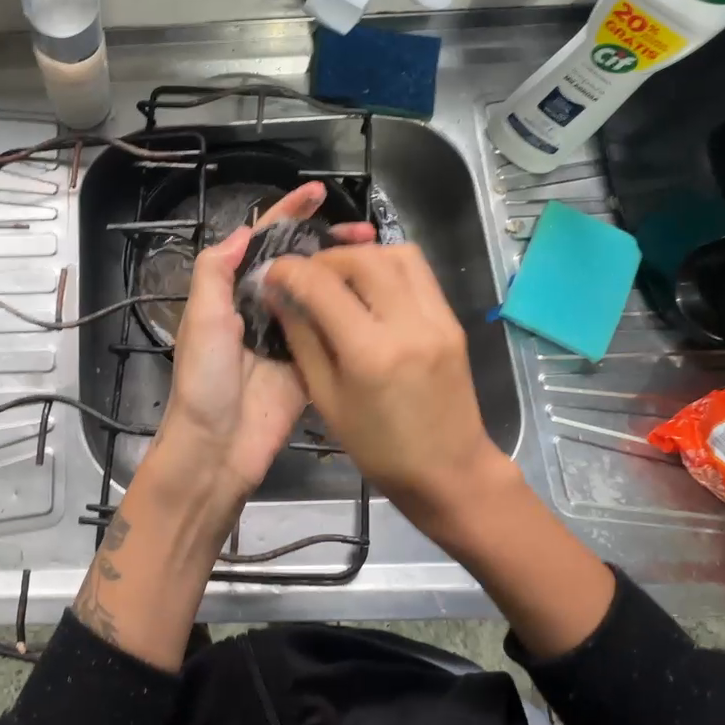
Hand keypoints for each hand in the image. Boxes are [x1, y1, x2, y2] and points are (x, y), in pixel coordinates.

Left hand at [147, 182, 375, 502]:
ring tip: (376, 255)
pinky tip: (374, 296)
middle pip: (296, 263)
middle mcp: (259, 309)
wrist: (217, 449)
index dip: (288, 214)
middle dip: (326, 241)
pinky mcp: (308, 365)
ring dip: (343, 272)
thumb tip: (246, 230)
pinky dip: (349, 312)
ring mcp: (286, 337)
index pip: (261, 241)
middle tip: (365, 233)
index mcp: (230, 293)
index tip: (319, 191)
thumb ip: (216, 271)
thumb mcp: (202, 319)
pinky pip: (330, 331)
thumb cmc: (203, 380)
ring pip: (318, 293)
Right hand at [262, 243, 516, 526]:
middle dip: (325, 258)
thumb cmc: (378, 446)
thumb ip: (301, 338)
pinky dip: (388, 266)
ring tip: (338, 276)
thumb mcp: (325, 397)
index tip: (273, 272)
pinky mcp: (452, 320)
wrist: (449, 470)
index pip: (323, 286)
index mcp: (370, 353)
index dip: (290, 271)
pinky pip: (419, 272)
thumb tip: (278, 294)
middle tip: (305, 274)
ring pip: (395, 254)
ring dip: (360, 256)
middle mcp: (407, 325)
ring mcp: (437, 319)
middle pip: (362, 259)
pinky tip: (369, 287)